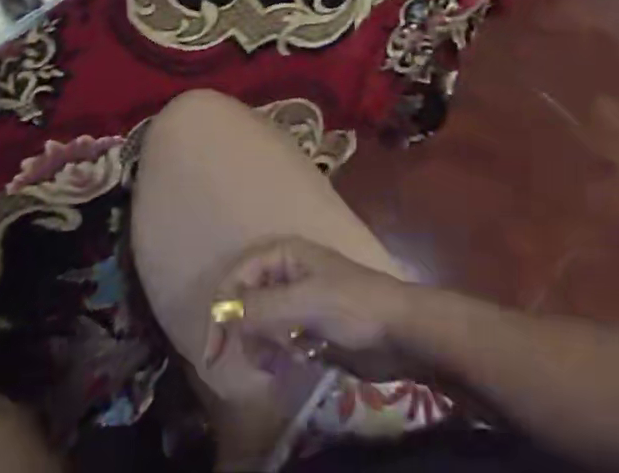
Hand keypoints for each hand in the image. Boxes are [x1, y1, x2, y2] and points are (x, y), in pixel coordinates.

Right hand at [205, 237, 415, 380]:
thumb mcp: (305, 302)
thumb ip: (262, 307)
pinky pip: (281, 339)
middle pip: (246, 301)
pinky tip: (300, 360)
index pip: (236, 278)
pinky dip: (282, 353)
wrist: (404, 333)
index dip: (221, 311)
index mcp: (281, 255)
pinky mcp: (310, 327)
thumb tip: (227, 316)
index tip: (214, 351)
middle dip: (246, 332)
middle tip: (257, 362)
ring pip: (262, 324)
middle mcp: (284, 274)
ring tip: (282, 362)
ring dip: (266, 346)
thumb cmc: (354, 306)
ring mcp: (297, 301)